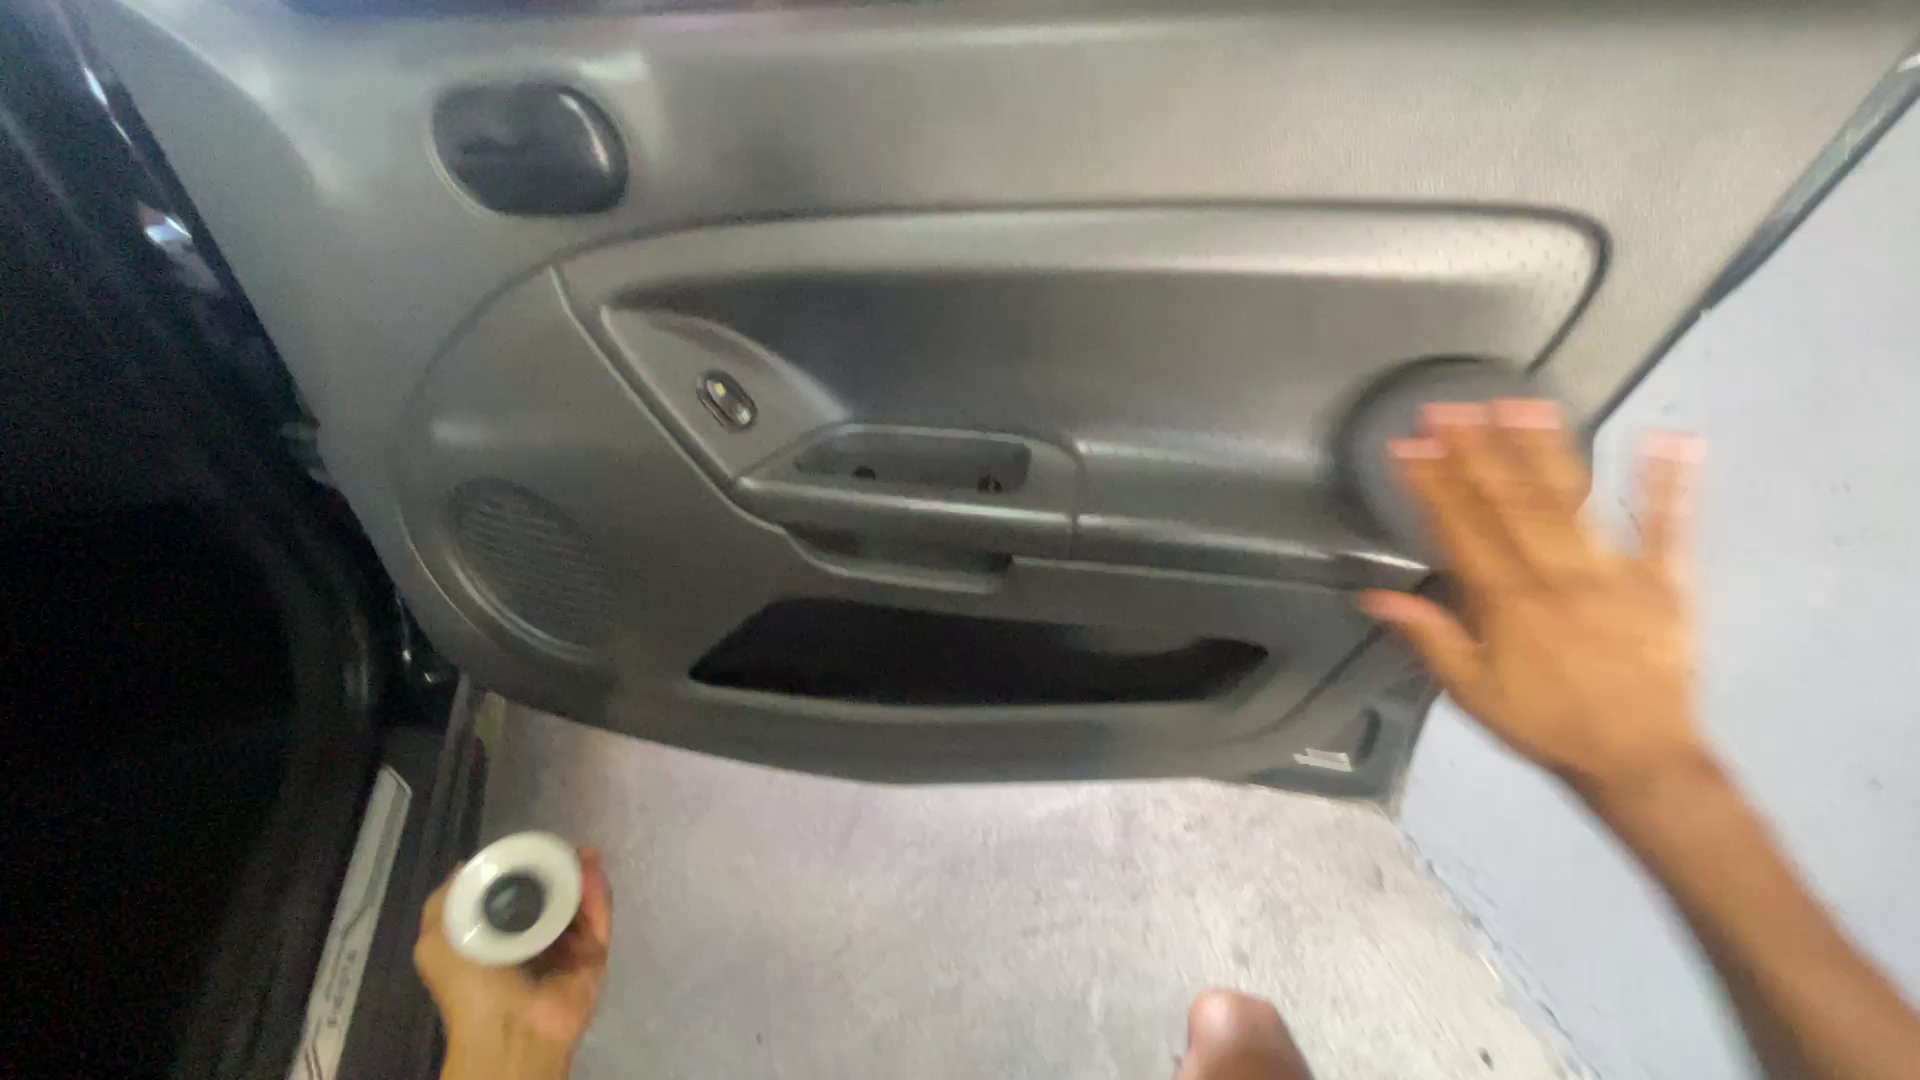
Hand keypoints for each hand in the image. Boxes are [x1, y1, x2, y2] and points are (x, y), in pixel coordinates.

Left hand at [414, 847, 612, 1079]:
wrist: (511, 1032)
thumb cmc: (471, 989)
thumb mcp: (438, 945)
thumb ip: (445, 906)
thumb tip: (463, 866)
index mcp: (501, 939)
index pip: (517, 895)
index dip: (524, 867)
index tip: (530, 848)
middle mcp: (536, 939)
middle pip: (554, 893)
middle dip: (559, 866)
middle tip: (562, 847)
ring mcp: (569, 945)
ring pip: (580, 900)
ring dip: (582, 873)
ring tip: (582, 852)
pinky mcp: (596, 952)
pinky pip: (600, 916)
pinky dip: (599, 892)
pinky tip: (592, 869)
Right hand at [1358, 399, 1711, 799]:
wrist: (1640, 760)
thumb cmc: (1542, 723)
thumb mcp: (1469, 691)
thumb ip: (1428, 637)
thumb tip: (1374, 594)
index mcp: (1507, 603)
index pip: (1461, 529)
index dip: (1432, 484)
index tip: (1410, 444)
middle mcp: (1557, 577)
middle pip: (1510, 503)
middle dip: (1476, 450)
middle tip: (1451, 406)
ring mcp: (1616, 574)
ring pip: (1573, 503)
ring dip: (1546, 451)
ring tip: (1522, 405)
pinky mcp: (1668, 583)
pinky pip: (1671, 530)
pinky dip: (1670, 484)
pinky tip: (1669, 437)